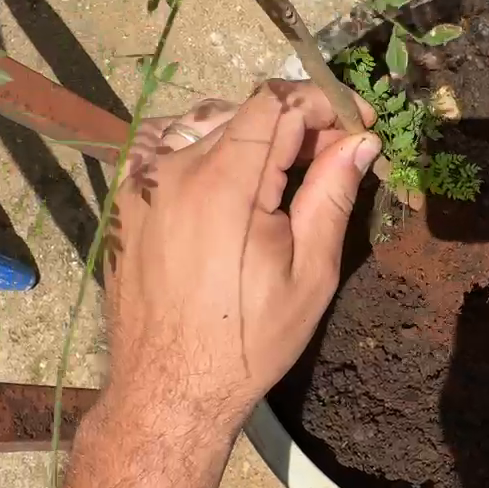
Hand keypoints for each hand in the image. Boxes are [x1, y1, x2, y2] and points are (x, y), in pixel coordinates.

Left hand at [102, 80, 379, 427]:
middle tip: (334, 156)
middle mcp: (174, 168)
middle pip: (246, 111)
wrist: (171, 387)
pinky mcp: (125, 198)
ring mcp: (141, 180)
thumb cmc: (250, 338)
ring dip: (256, 133)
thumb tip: (362, 141)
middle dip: (300, 123)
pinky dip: (208, 144)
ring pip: (207, 122)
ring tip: (284, 171)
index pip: (277, 102)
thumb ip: (332, 195)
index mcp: (224, 184)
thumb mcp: (310, 273)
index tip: (360, 122)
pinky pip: (169, 144)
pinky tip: (228, 176)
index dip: (326, 101)